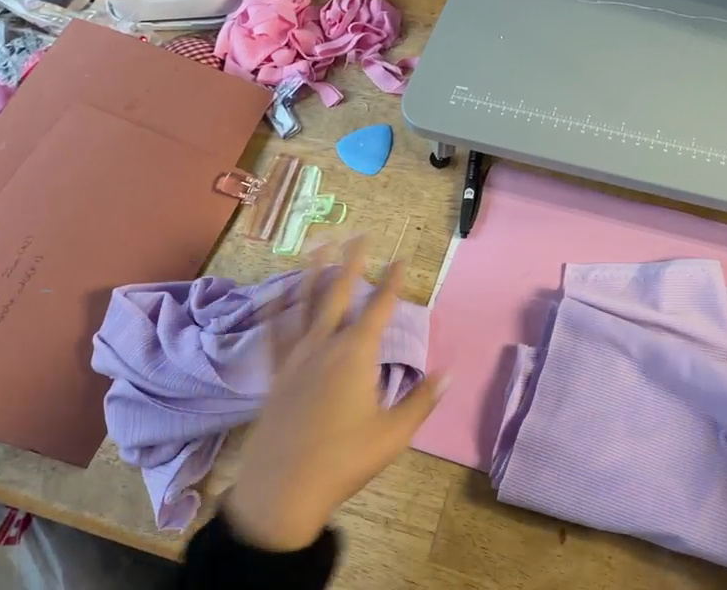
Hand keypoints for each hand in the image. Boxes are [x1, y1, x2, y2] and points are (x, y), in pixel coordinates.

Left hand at [220, 239, 446, 550]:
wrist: (280, 492)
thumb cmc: (343, 461)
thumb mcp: (393, 434)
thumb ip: (421, 400)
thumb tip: (450, 372)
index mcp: (355, 355)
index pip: (380, 309)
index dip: (394, 282)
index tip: (403, 258)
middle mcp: (325, 345)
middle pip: (340, 294)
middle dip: (353, 262)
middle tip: (360, 234)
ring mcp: (296, 357)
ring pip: (305, 304)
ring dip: (313, 271)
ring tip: (318, 244)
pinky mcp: (277, 374)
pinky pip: (276, 332)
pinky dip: (277, 309)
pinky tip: (277, 293)